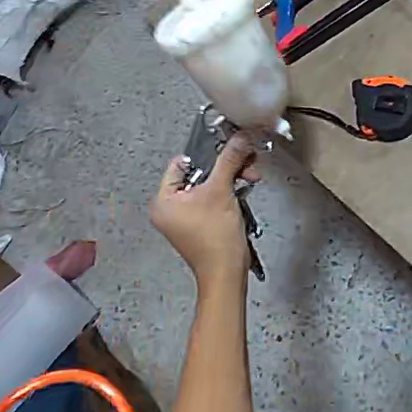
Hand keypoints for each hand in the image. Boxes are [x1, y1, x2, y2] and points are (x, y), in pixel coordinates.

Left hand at [150, 133, 259, 288]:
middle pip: (199, 172)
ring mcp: (185, 218)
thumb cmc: (215, 242)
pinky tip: (243, 190)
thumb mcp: (221, 190)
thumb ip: (229, 159)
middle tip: (243, 163)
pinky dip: (229, 191)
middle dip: (225, 167)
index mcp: (163, 200)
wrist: (227, 273)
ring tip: (248, 177)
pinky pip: (213, 198)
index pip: (182, 162)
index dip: (205, 155)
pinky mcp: (201, 223)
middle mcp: (170, 209)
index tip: (225, 149)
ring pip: (210, 184)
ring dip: (231, 178)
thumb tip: (238, 139)